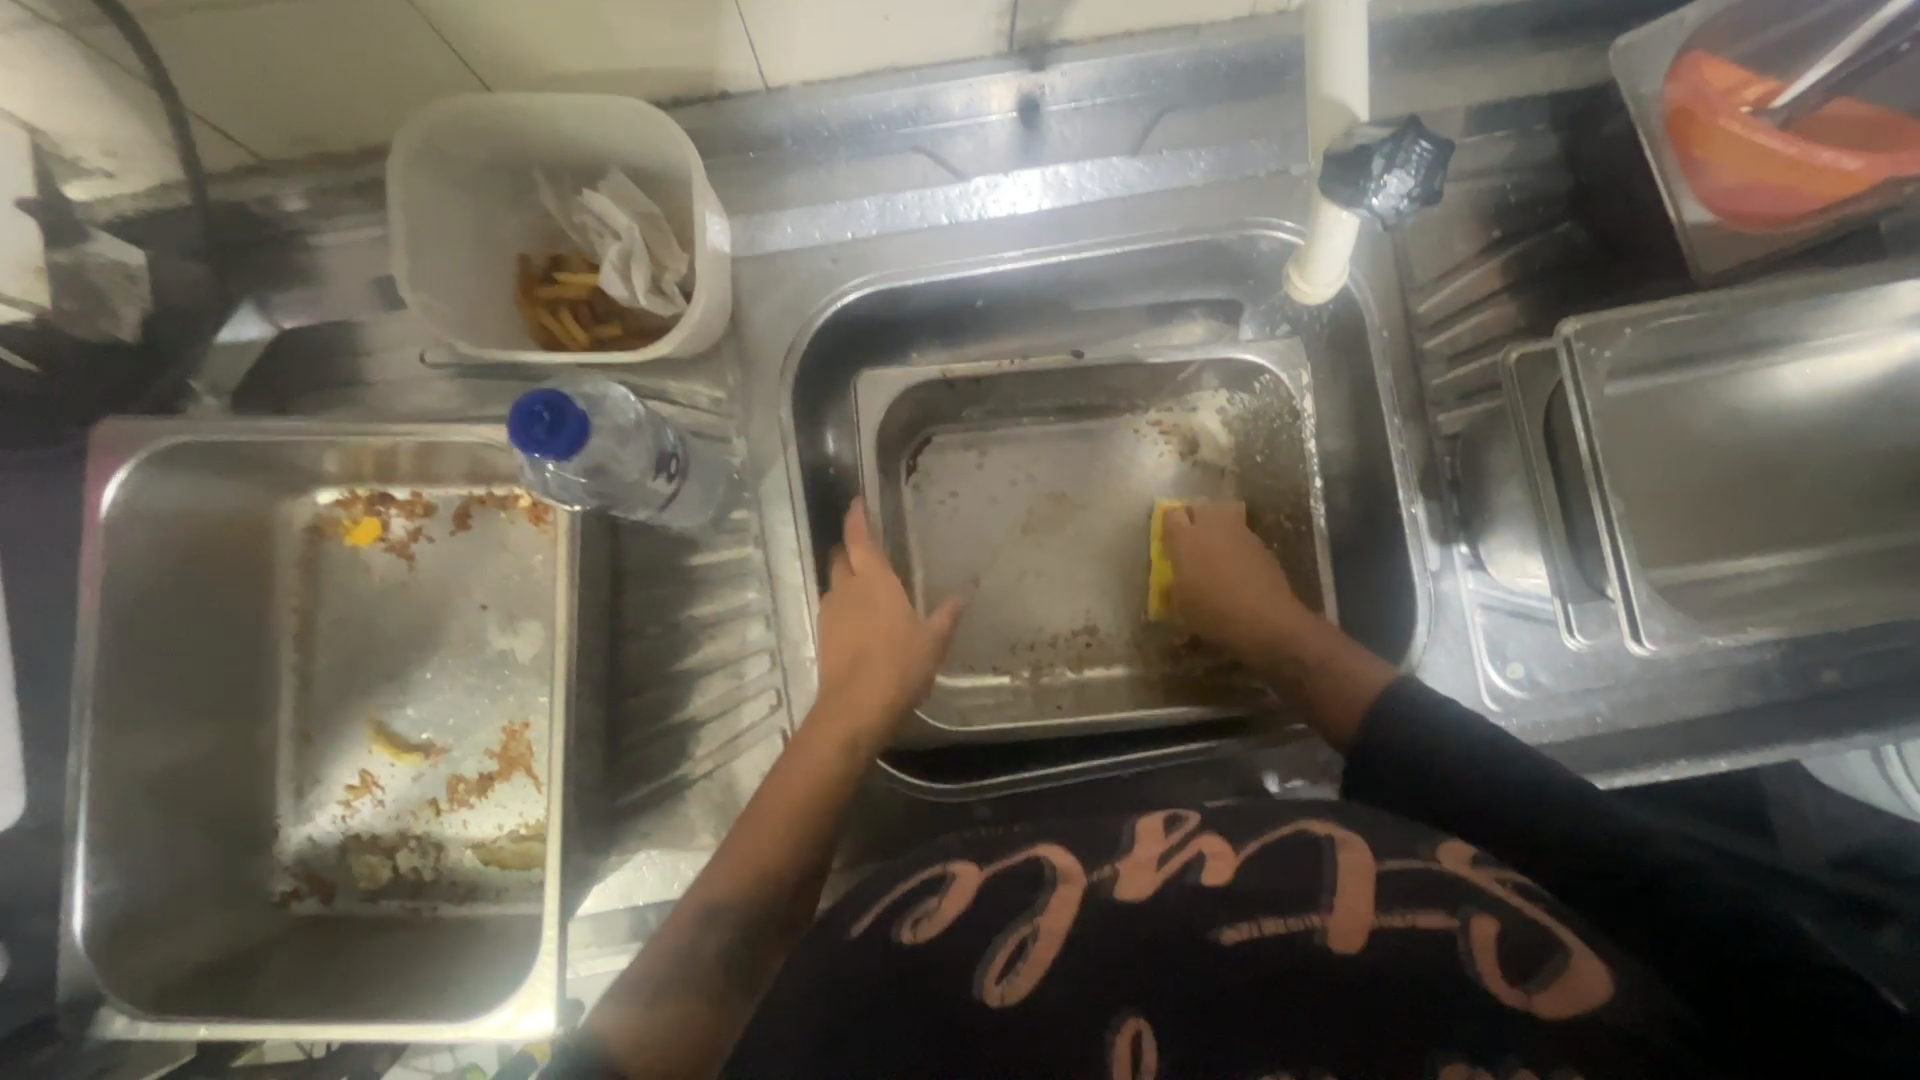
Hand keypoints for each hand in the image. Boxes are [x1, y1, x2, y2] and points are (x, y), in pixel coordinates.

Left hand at [813, 497, 964, 745]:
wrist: (855, 709)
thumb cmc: (899, 667)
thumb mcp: (933, 642)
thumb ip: (946, 615)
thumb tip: (964, 593)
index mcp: (875, 581)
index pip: (859, 539)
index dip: (856, 518)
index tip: (857, 503)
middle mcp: (847, 589)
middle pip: (840, 558)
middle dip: (849, 549)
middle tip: (867, 549)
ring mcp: (831, 613)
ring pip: (835, 585)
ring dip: (846, 580)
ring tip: (867, 588)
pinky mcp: (823, 637)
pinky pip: (833, 609)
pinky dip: (844, 607)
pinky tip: (860, 622)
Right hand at [1161, 500, 1313, 662]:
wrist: (1265, 620)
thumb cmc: (1213, 614)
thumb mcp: (1181, 605)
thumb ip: (1174, 585)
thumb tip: (1175, 580)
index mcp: (1185, 540)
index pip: (1171, 515)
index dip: (1168, 525)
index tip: (1168, 540)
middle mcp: (1212, 528)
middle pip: (1201, 506)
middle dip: (1195, 516)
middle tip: (1192, 537)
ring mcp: (1241, 534)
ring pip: (1226, 515)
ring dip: (1219, 526)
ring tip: (1217, 549)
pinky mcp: (1262, 545)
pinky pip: (1244, 535)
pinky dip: (1238, 544)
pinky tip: (1238, 566)